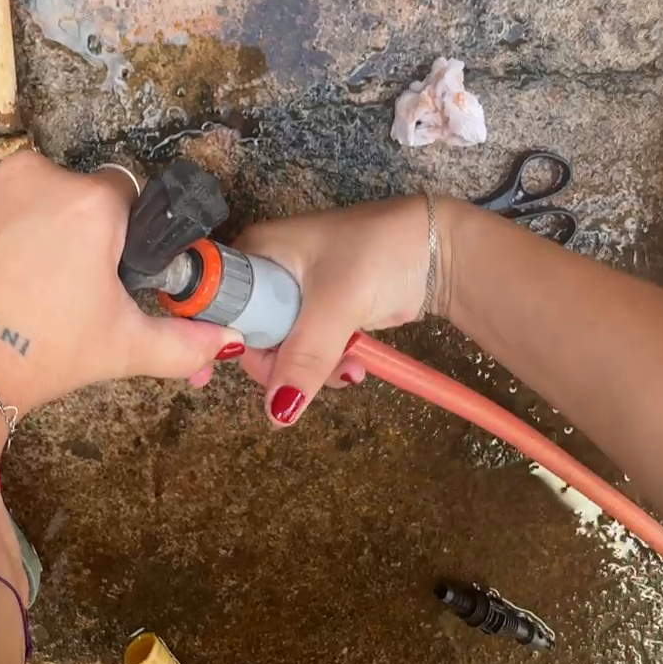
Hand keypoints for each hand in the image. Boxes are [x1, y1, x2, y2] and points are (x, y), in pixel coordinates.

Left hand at [0, 153, 238, 411]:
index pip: (118, 194)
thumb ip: (182, 342)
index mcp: (90, 204)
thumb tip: (225, 342)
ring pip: (3, 189)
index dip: (110, 230)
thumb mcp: (120, 349)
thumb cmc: (38, 357)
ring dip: (3, 220)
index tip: (92, 264)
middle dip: (54, 224)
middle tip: (39, 282)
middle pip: (58, 190)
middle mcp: (31, 172)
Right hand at [229, 194, 458, 424]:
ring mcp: (295, 293)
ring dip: (311, 369)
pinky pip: (308, 347)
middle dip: (283, 363)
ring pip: (282, 347)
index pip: (222, 306)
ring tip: (348, 372)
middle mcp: (268, 270)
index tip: (260, 370)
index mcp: (257, 252)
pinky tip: (355, 367)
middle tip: (314, 376)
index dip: (232, 341)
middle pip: (251, 334)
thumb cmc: (379, 254)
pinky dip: (327, 363)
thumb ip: (305, 357)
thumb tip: (278, 414)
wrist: (440, 249)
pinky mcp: (321, 311)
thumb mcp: (337, 304)